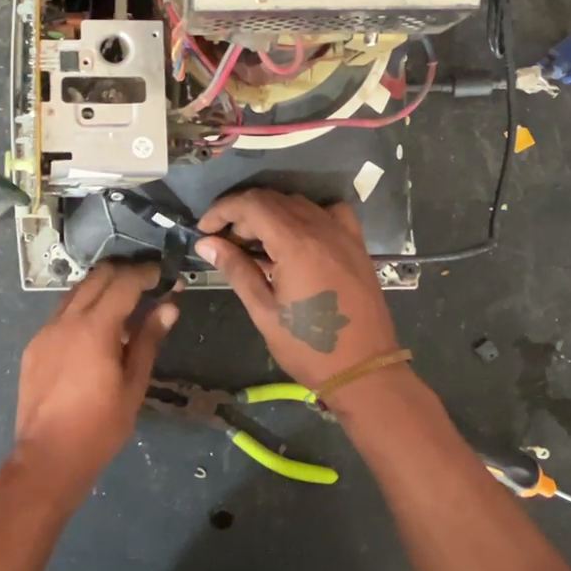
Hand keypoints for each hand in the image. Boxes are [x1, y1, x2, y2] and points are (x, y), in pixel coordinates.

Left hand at [13, 261, 178, 490]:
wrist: (48, 457)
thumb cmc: (100, 427)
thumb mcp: (133, 385)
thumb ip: (149, 340)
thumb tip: (168, 307)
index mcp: (95, 328)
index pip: (124, 283)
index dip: (146, 273)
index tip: (163, 274)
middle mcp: (67, 320)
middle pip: (97, 277)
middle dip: (123, 273)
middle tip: (146, 283)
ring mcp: (46, 330)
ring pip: (76, 292)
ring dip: (100, 288)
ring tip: (123, 305)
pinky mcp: (34, 345)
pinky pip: (61, 314)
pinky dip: (82, 309)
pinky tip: (94, 331)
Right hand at [196, 190, 400, 391]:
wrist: (365, 370)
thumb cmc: (309, 347)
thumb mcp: (264, 311)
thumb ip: (236, 269)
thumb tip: (206, 243)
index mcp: (296, 244)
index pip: (252, 205)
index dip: (223, 210)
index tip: (205, 229)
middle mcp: (321, 229)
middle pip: (273, 199)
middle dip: (242, 213)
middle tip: (225, 241)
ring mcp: (343, 234)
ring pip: (299, 203)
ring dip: (271, 213)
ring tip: (255, 242)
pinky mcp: (357, 245)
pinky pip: (330, 212)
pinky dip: (308, 214)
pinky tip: (298, 235)